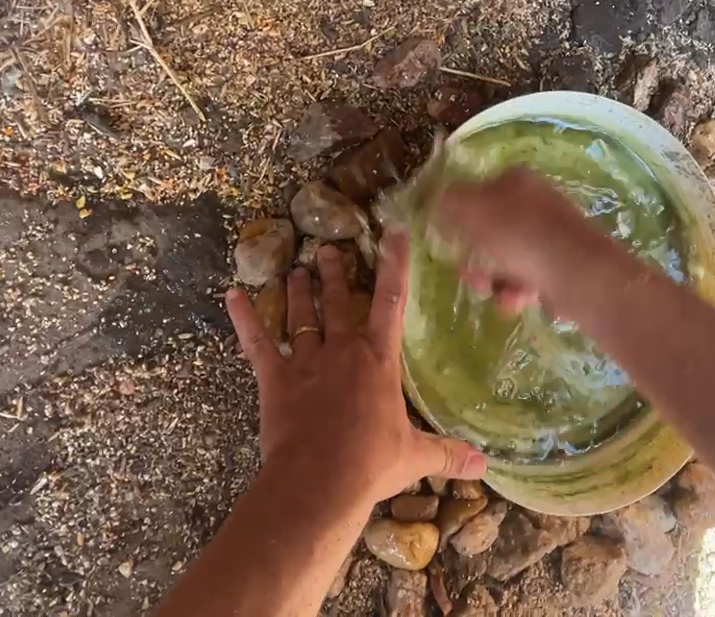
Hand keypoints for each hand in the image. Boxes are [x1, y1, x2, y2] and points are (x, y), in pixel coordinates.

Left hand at [224, 232, 486, 506]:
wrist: (318, 483)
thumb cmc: (370, 463)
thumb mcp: (414, 456)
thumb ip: (447, 452)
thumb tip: (483, 463)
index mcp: (378, 360)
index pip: (392, 301)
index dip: (394, 263)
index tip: (394, 232)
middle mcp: (343, 350)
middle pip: (340, 301)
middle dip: (335, 273)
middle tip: (327, 249)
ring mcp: (307, 361)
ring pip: (302, 316)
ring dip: (299, 292)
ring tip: (295, 270)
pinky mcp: (275, 378)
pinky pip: (257, 342)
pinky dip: (243, 318)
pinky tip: (231, 295)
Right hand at [432, 167, 632, 314]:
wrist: (576, 270)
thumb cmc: (519, 233)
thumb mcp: (473, 209)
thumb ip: (450, 201)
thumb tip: (439, 201)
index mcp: (517, 179)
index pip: (480, 191)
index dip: (461, 216)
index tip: (450, 240)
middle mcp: (537, 201)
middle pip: (492, 230)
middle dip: (476, 257)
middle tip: (470, 276)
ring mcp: (553, 233)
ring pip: (509, 257)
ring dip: (494, 279)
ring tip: (494, 293)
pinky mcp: (563, 263)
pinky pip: (530, 276)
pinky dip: (518, 290)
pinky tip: (517, 299)